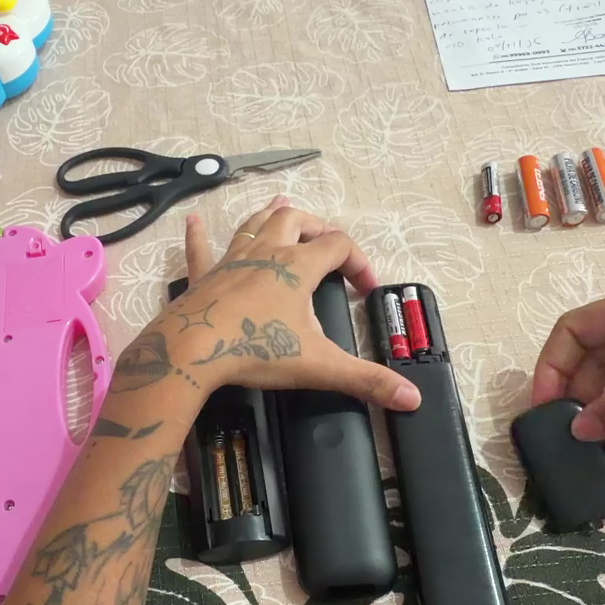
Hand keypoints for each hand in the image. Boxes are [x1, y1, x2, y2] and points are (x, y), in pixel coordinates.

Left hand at [114, 196, 420, 411]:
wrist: (193, 350)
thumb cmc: (255, 349)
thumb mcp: (319, 366)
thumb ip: (367, 381)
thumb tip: (412, 399)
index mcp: (298, 265)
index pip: (339, 246)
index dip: (359, 261)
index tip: (365, 289)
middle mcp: (266, 252)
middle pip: (296, 222)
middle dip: (316, 227)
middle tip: (327, 241)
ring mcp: (231, 261)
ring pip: (254, 225)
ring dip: (270, 215)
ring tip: (281, 205)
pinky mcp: (203, 277)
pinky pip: (200, 249)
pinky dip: (198, 236)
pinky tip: (192, 221)